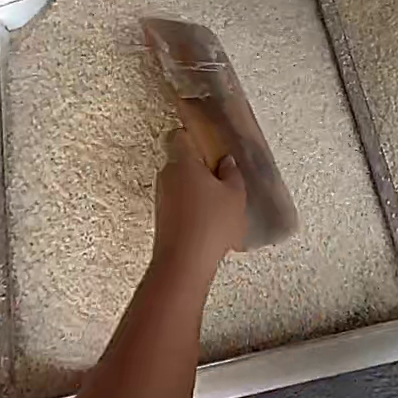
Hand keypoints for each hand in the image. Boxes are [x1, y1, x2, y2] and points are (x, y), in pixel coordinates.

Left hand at [152, 130, 246, 272]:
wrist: (185, 261)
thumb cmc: (211, 223)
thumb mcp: (235, 194)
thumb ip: (232, 173)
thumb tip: (226, 163)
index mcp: (182, 162)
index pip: (180, 136)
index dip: (194, 135)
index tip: (209, 141)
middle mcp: (166, 176)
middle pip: (182, 160)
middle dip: (201, 166)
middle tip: (223, 174)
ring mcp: (162, 197)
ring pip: (181, 183)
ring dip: (198, 188)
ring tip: (221, 202)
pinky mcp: (163, 217)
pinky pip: (179, 202)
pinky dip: (193, 206)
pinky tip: (211, 220)